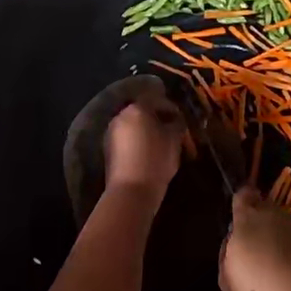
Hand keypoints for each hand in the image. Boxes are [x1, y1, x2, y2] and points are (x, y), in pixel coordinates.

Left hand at [103, 78, 183, 206]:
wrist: (131, 190)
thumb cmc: (156, 158)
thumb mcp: (175, 138)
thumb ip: (177, 123)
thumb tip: (176, 120)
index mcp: (137, 109)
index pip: (158, 100)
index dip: (172, 109)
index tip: (182, 119)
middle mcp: (120, 116)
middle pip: (143, 112)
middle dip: (158, 119)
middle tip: (173, 129)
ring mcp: (111, 133)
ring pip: (134, 125)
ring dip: (148, 130)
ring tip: (162, 142)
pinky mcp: (108, 149)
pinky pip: (127, 138)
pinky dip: (138, 140)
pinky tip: (149, 152)